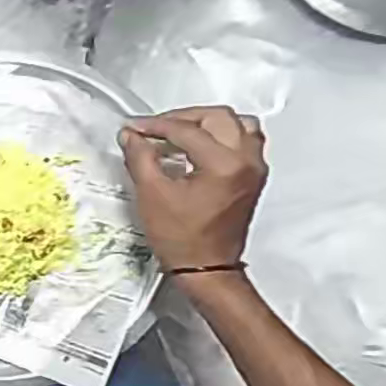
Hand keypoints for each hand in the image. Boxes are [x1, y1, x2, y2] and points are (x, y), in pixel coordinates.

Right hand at [119, 106, 266, 271]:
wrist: (206, 268)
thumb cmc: (180, 238)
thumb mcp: (151, 195)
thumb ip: (140, 158)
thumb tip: (131, 135)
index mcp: (224, 164)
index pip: (187, 131)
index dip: (156, 126)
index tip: (133, 128)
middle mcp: (247, 160)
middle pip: (217, 117)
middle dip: (182, 118)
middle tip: (154, 128)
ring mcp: (255, 168)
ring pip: (237, 124)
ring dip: (206, 123)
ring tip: (178, 134)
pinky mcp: (254, 177)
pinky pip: (245, 140)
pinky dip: (221, 136)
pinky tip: (197, 148)